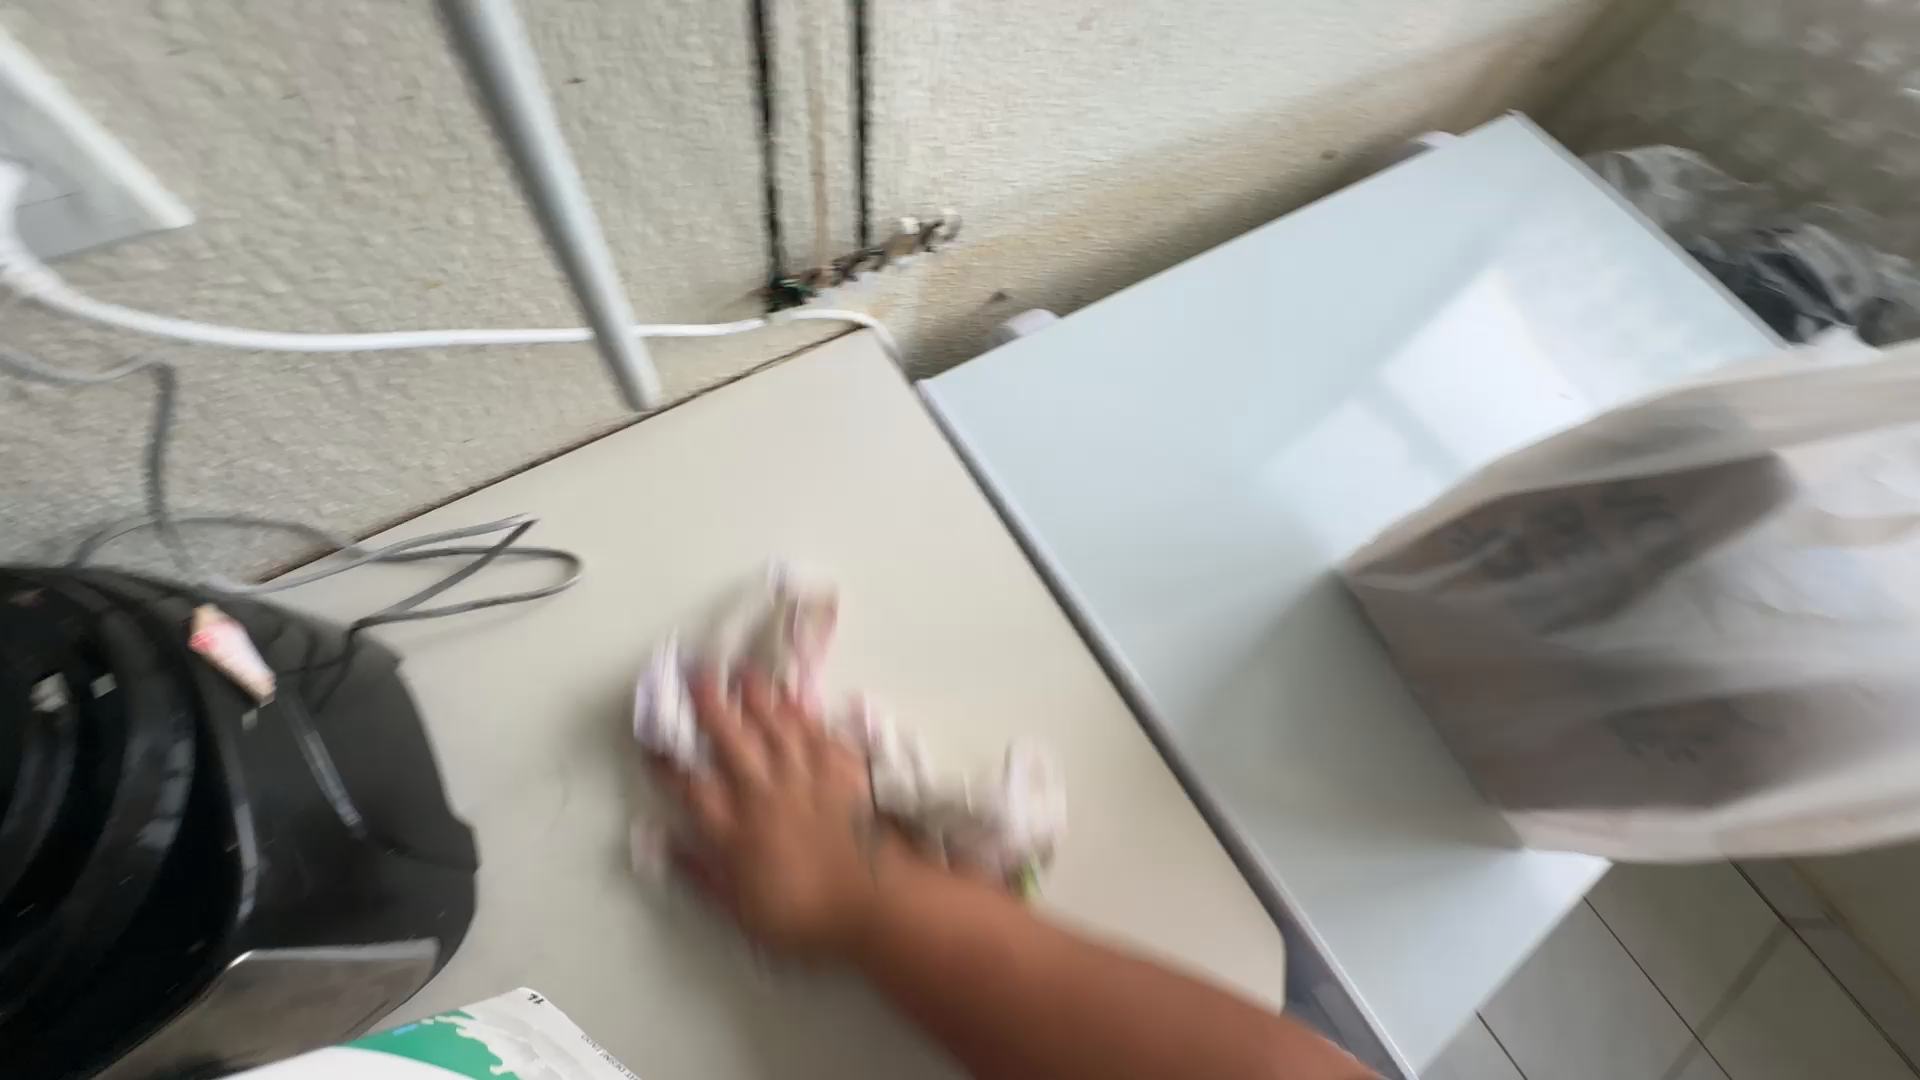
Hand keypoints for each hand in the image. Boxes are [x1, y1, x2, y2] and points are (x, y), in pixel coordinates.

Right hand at [653, 667, 899, 956]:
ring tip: (742, 671)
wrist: (871, 902)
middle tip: (696, 674)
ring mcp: (803, 777)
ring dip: (756, 696)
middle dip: (710, 705)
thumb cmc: (804, 915)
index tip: (653, 742)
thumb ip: (700, 875)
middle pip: (731, 740)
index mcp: (735, 831)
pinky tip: (793, 697)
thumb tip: (663, 848)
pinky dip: (802, 712)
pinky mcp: (839, 769)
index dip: (668, 764)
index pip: (692, 787)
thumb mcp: (740, 911)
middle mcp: (764, 795)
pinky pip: (815, 732)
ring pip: (773, 726)